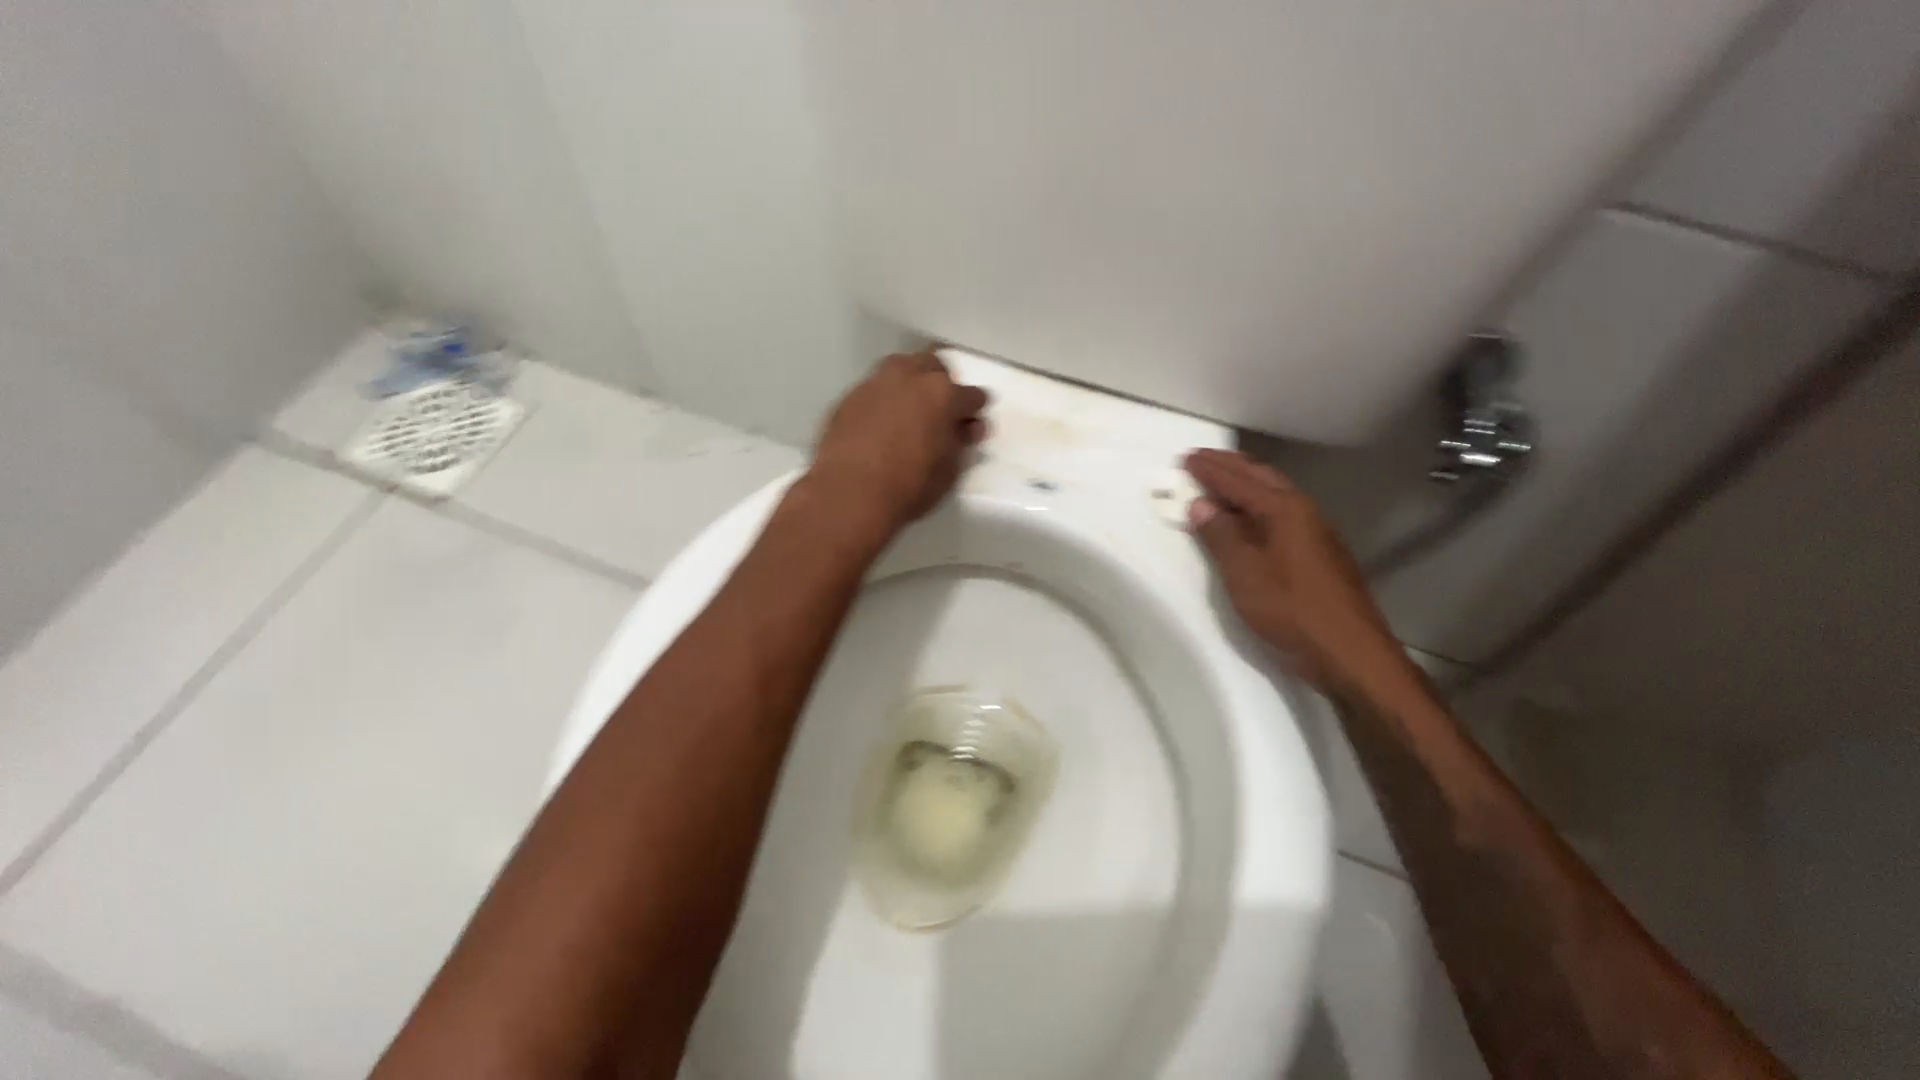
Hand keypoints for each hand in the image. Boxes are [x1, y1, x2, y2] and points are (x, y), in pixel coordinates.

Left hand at [808, 347, 989, 533]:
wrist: (849, 494)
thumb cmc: (909, 486)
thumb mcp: (949, 470)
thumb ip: (961, 442)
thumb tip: (967, 428)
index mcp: (943, 394)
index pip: (972, 395)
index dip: (974, 411)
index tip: (970, 425)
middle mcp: (910, 377)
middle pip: (934, 366)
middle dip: (941, 385)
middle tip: (938, 412)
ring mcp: (875, 383)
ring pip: (900, 369)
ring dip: (910, 384)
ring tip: (908, 412)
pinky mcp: (848, 397)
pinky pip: (873, 390)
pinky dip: (882, 401)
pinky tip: (879, 424)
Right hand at [1184, 449, 1404, 690]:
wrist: (1349, 652)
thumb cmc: (1292, 610)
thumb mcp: (1244, 574)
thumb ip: (1221, 536)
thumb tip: (1201, 504)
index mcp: (1284, 510)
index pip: (1239, 481)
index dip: (1211, 470)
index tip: (1186, 459)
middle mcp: (1304, 512)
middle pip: (1263, 478)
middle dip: (1231, 467)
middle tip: (1202, 459)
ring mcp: (1317, 532)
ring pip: (1277, 494)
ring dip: (1247, 483)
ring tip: (1223, 481)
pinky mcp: (1321, 553)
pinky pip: (1284, 514)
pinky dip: (1260, 505)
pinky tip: (1252, 518)